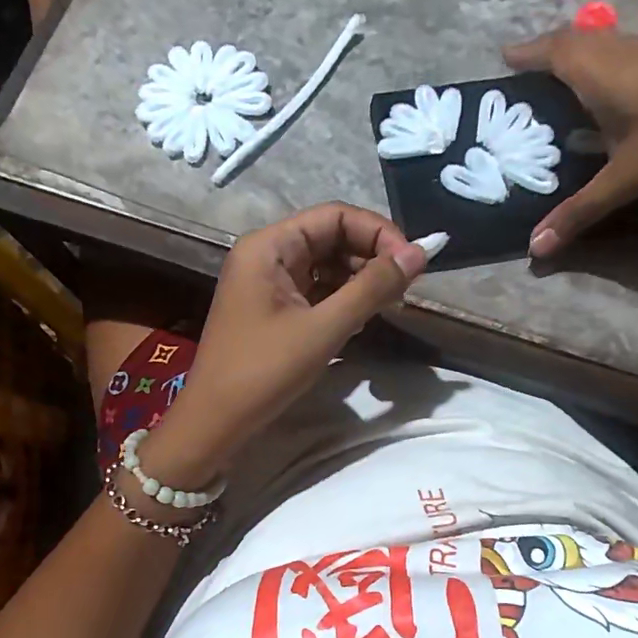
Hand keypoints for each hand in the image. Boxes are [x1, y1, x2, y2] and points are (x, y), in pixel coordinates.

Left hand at [143, 203, 429, 483]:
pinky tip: (363, 318)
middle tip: (406, 287)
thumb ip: (373, 288)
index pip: (335, 216)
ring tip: (390, 302)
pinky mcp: (275, 310)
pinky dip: (343, 299)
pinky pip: (316, 291)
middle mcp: (268, 255)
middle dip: (372, 256)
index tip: (413, 261)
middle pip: (331, 237)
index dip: (378, 232)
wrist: (216, 421)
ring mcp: (269, 283)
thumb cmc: (265, 371)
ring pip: (326, 266)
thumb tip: (420, 253)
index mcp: (270, 246)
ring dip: (361, 279)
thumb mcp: (325, 328)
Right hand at [502, 30, 637, 256]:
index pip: (552, 50)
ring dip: (587, 65)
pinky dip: (618, 76)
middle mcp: (628, 51)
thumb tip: (534, 250)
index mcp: (602, 70)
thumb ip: (581, 212)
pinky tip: (626, 106)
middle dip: (551, 57)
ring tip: (570, 96)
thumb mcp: (631, 178)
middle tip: (532, 82)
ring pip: (612, 49)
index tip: (504, 60)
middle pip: (580, 42)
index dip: (525, 54)